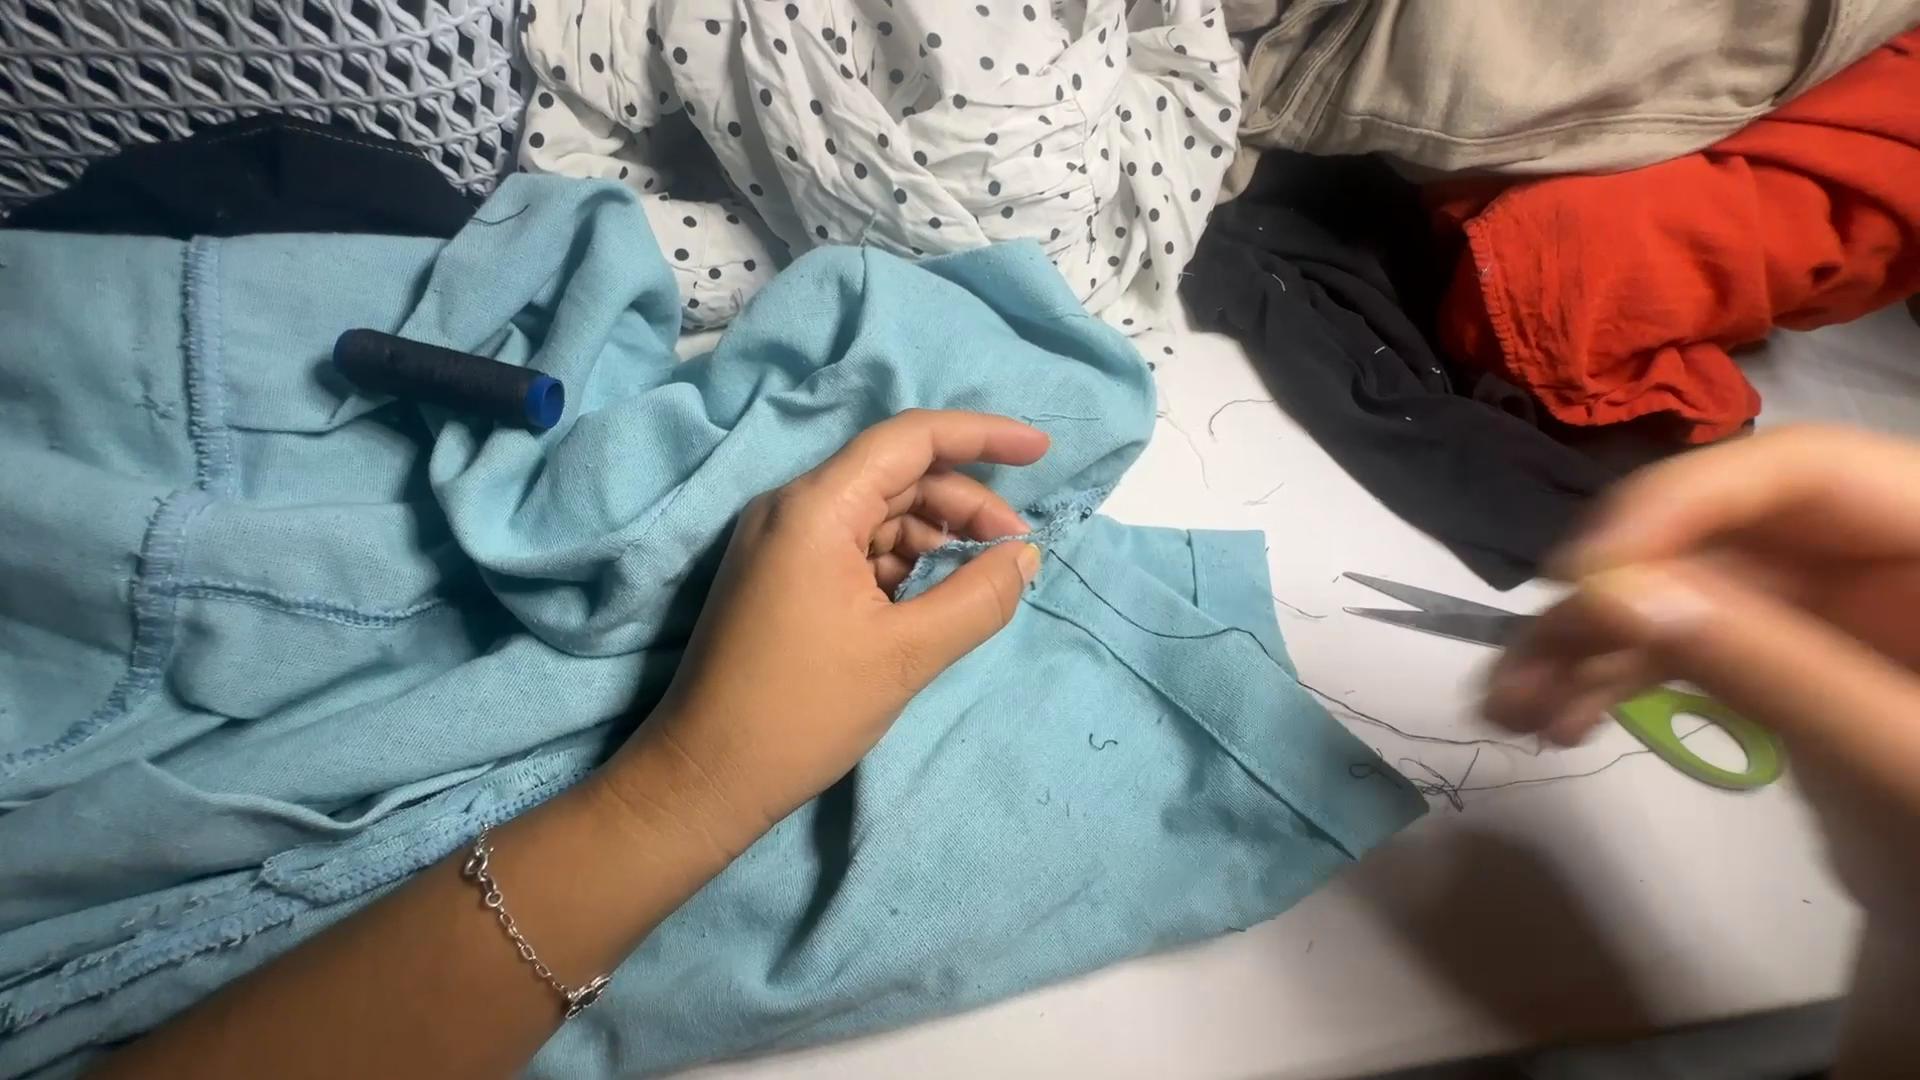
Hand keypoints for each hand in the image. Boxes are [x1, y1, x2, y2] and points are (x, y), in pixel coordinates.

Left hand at [599, 410, 1046, 850]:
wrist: (704, 779)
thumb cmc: (801, 714)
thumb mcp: (905, 655)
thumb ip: (978, 598)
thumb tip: (1025, 557)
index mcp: (816, 508)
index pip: (911, 440)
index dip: (982, 435)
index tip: (1040, 450)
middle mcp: (795, 508)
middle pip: (900, 476)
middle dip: (965, 505)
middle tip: (1016, 551)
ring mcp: (785, 541)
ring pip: (881, 513)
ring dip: (938, 536)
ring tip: (981, 579)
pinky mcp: (784, 573)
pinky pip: (859, 546)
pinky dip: (904, 562)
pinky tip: (933, 595)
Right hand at [1481, 426, 1919, 924]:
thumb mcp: (1914, 759)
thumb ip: (1779, 672)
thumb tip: (1609, 595)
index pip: (1799, 472)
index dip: (1676, 504)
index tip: (1575, 575)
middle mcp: (1872, 561)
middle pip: (1703, 544)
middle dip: (1597, 605)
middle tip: (1520, 661)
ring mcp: (1819, 613)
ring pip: (1664, 598)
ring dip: (1576, 651)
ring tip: (1510, 711)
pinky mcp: (1774, 660)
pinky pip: (1667, 647)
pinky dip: (1602, 681)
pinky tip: (1554, 722)